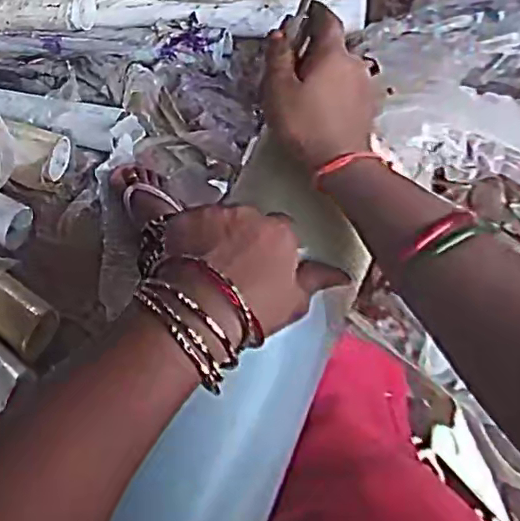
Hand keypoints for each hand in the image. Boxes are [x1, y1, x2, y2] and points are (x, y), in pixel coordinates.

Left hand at [157, 204, 348, 342]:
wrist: (202, 306)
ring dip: (214, 229)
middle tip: (234, 259)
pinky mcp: (180, 217)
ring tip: (207, 257)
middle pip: (247, 217)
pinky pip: (187, 219)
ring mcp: (211, 212)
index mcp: (280, 230)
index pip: (282, 227)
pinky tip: (186, 252)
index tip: (265, 259)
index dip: (272, 244)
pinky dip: (187, 231)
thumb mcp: (294, 301)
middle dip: (242, 233)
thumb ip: (315, 279)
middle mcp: (246, 213)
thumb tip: (338, 274)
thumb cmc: (252, 308)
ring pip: (216, 216)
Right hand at [263, 0, 378, 170]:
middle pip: (332, 44)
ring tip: (296, 82)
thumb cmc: (303, 123)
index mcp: (332, 55)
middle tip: (287, 56)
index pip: (326, 21)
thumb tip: (280, 36)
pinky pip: (344, 82)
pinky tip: (313, 99)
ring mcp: (363, 84)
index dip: (315, 12)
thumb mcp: (278, 88)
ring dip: (319, 66)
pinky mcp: (365, 102)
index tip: (305, 9)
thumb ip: (278, 58)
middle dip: (311, 45)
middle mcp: (353, 64)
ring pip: (338, 65)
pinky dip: (328, 83)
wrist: (339, 161)